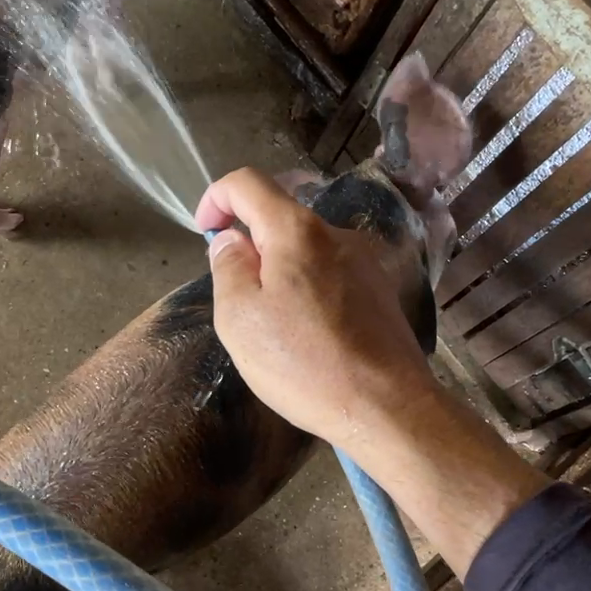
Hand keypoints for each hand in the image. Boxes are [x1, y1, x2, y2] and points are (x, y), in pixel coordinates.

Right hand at [196, 170, 543, 573]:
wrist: (387, 408)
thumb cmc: (303, 362)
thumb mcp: (239, 318)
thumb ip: (228, 267)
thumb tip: (231, 240)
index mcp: (296, 230)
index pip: (248, 183)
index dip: (216, 197)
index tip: (204, 230)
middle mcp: (336, 233)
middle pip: (280, 216)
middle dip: (249, 243)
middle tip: (235, 294)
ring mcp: (365, 262)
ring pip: (306, 249)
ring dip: (279, 270)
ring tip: (272, 324)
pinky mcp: (380, 292)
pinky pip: (330, 273)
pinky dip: (306, 288)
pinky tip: (307, 334)